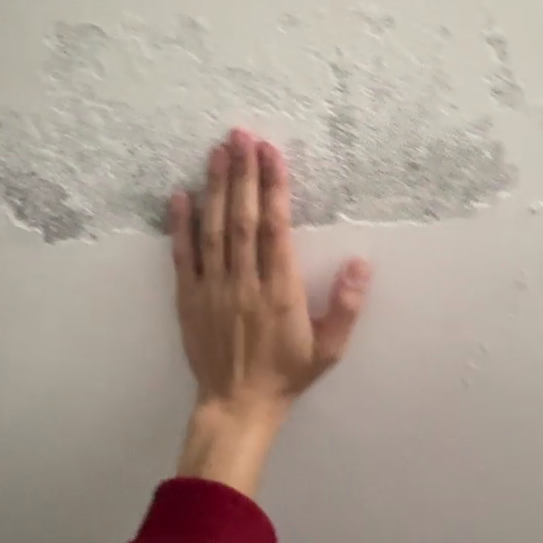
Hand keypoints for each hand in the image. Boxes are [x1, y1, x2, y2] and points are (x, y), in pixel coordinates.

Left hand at [167, 128, 370, 495]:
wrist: (237, 406)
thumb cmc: (287, 374)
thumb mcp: (329, 349)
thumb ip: (347, 306)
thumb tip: (363, 263)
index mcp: (280, 291)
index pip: (275, 228)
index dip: (274, 187)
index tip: (272, 153)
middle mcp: (244, 282)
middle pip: (243, 219)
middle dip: (243, 174)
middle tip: (241, 135)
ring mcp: (212, 289)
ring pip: (214, 230)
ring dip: (215, 188)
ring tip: (216, 152)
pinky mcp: (188, 299)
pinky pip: (184, 257)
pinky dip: (181, 225)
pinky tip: (180, 195)